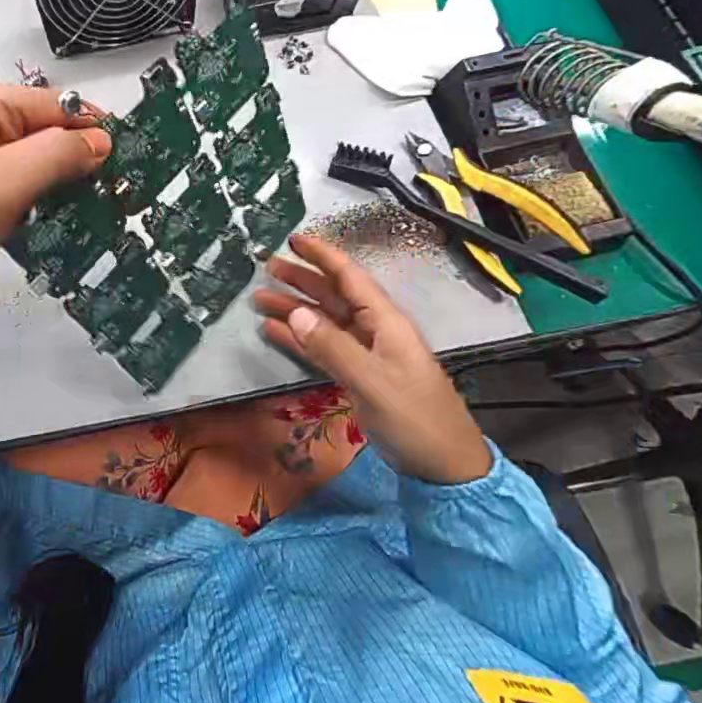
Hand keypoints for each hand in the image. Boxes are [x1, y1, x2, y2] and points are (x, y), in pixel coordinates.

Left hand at [0, 84, 110, 307]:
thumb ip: (56, 156)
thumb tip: (100, 141)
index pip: (55, 105)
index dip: (93, 132)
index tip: (128, 166)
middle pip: (42, 135)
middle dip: (77, 164)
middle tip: (113, 200)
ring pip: (28, 167)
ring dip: (57, 190)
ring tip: (90, 218)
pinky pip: (9, 193)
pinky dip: (32, 208)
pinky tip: (52, 230)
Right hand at [252, 235, 492, 483]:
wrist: (440, 462)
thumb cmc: (414, 417)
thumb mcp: (372, 380)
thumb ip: (332, 346)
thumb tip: (294, 313)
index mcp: (386, 323)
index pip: (350, 279)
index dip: (323, 257)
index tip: (294, 239)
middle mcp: (375, 331)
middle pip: (334, 296)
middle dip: (302, 280)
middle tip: (266, 268)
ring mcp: (365, 354)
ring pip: (324, 322)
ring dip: (294, 310)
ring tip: (260, 300)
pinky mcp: (357, 376)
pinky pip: (323, 349)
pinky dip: (300, 339)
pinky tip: (276, 333)